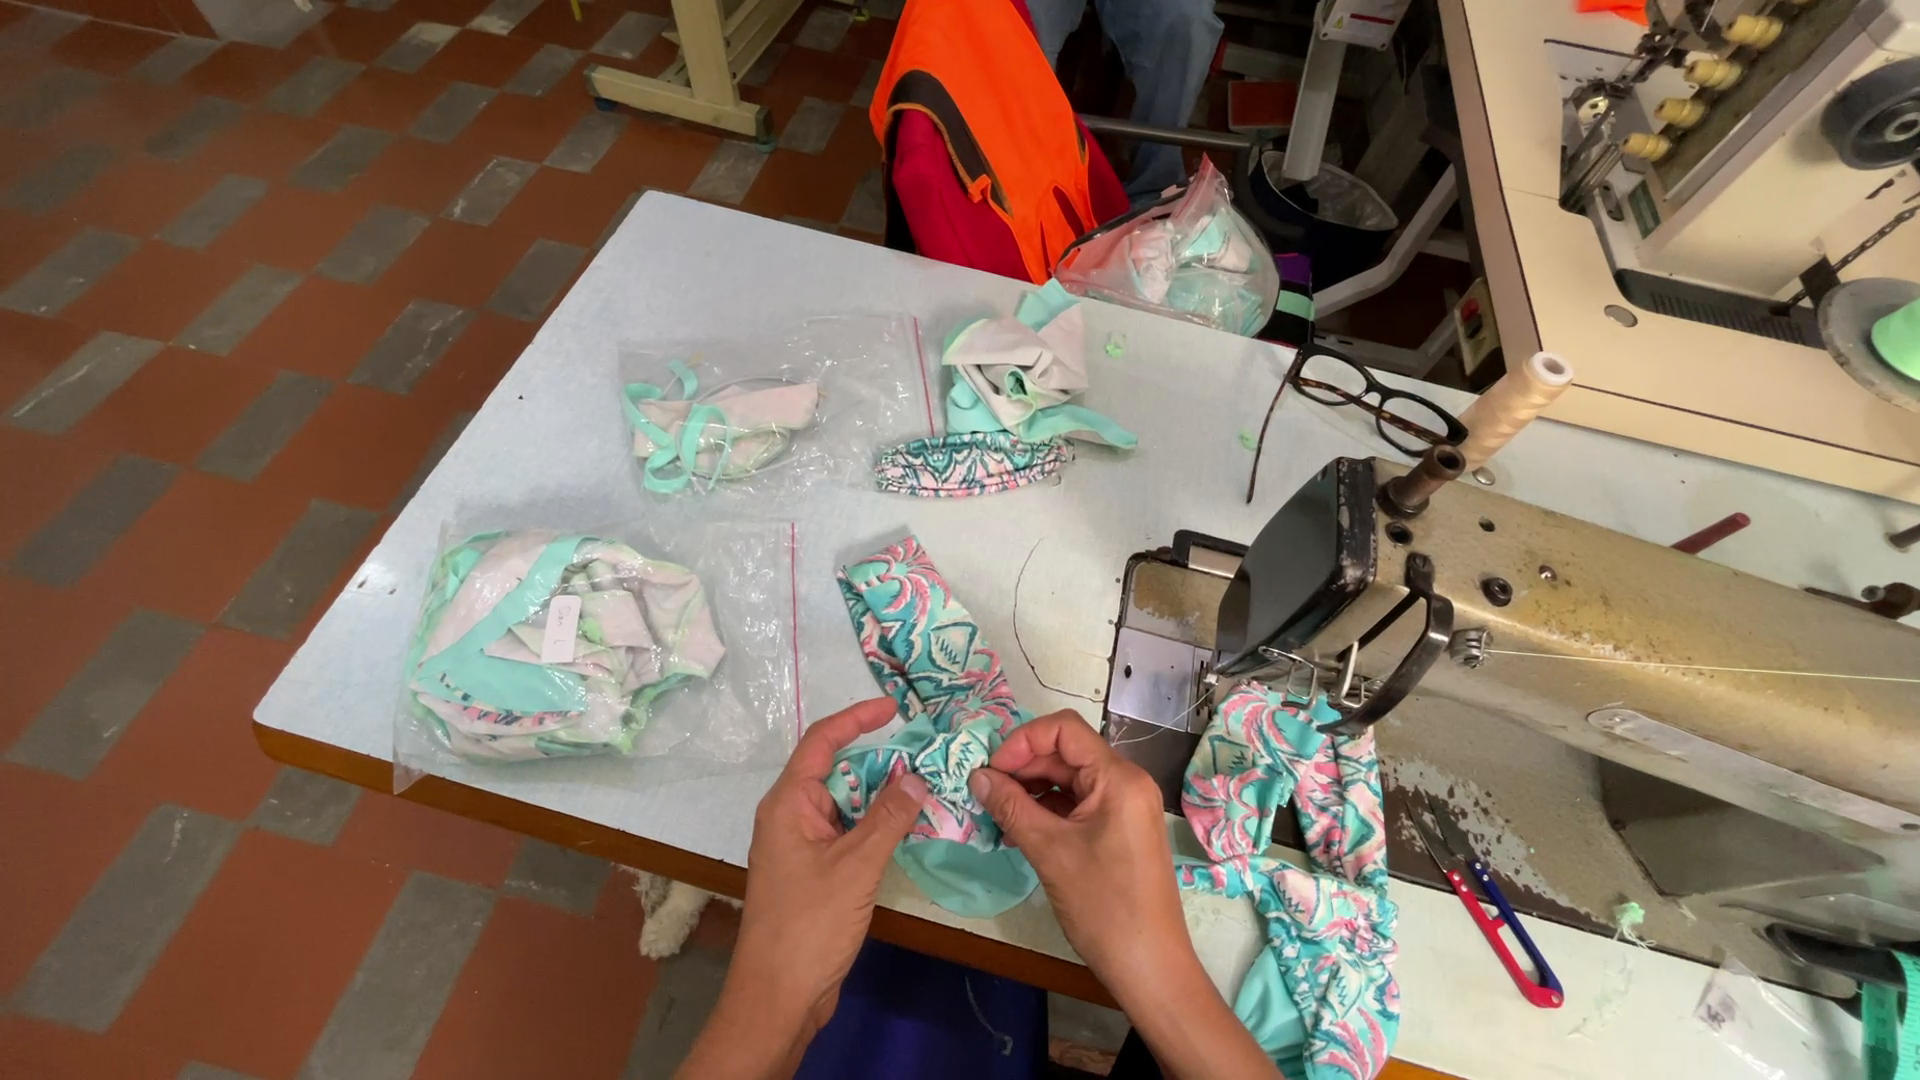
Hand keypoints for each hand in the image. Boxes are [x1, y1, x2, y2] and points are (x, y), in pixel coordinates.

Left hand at [677, 697, 930, 1079]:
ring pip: (845, 801)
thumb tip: (916, 776)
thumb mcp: (856, 866)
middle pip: (836, 769)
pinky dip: (875, 822)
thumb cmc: (809, 925)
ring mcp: (802, 842)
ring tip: (924, 785)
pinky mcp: (814, 868)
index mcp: (788, 803)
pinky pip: (847, 829)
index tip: (894, 707)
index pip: (821, 741)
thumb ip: (888, 817)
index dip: (856, 718)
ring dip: (880, 793)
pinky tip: (906, 825)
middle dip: (878, 758)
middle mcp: (791, 814)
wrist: (778, 998)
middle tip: (922, 754)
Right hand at [968, 711, 1279, 1079]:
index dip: (1022, 742)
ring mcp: (1125, 806)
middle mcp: (1126, 782)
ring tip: (998, 813)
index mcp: (1118, 778)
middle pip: (1065, 752)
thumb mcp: (1049, 851)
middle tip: (986, 794)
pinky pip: (1078, 802)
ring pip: (1069, 778)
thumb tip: (977, 776)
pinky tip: (1020, 829)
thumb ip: (1011, 806)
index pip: (1064, 730)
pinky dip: (1048, 809)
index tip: (992, 771)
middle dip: (1023, 767)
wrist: (1151, 968)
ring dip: (1032, 789)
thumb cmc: (1104, 906)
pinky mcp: (1119, 828)